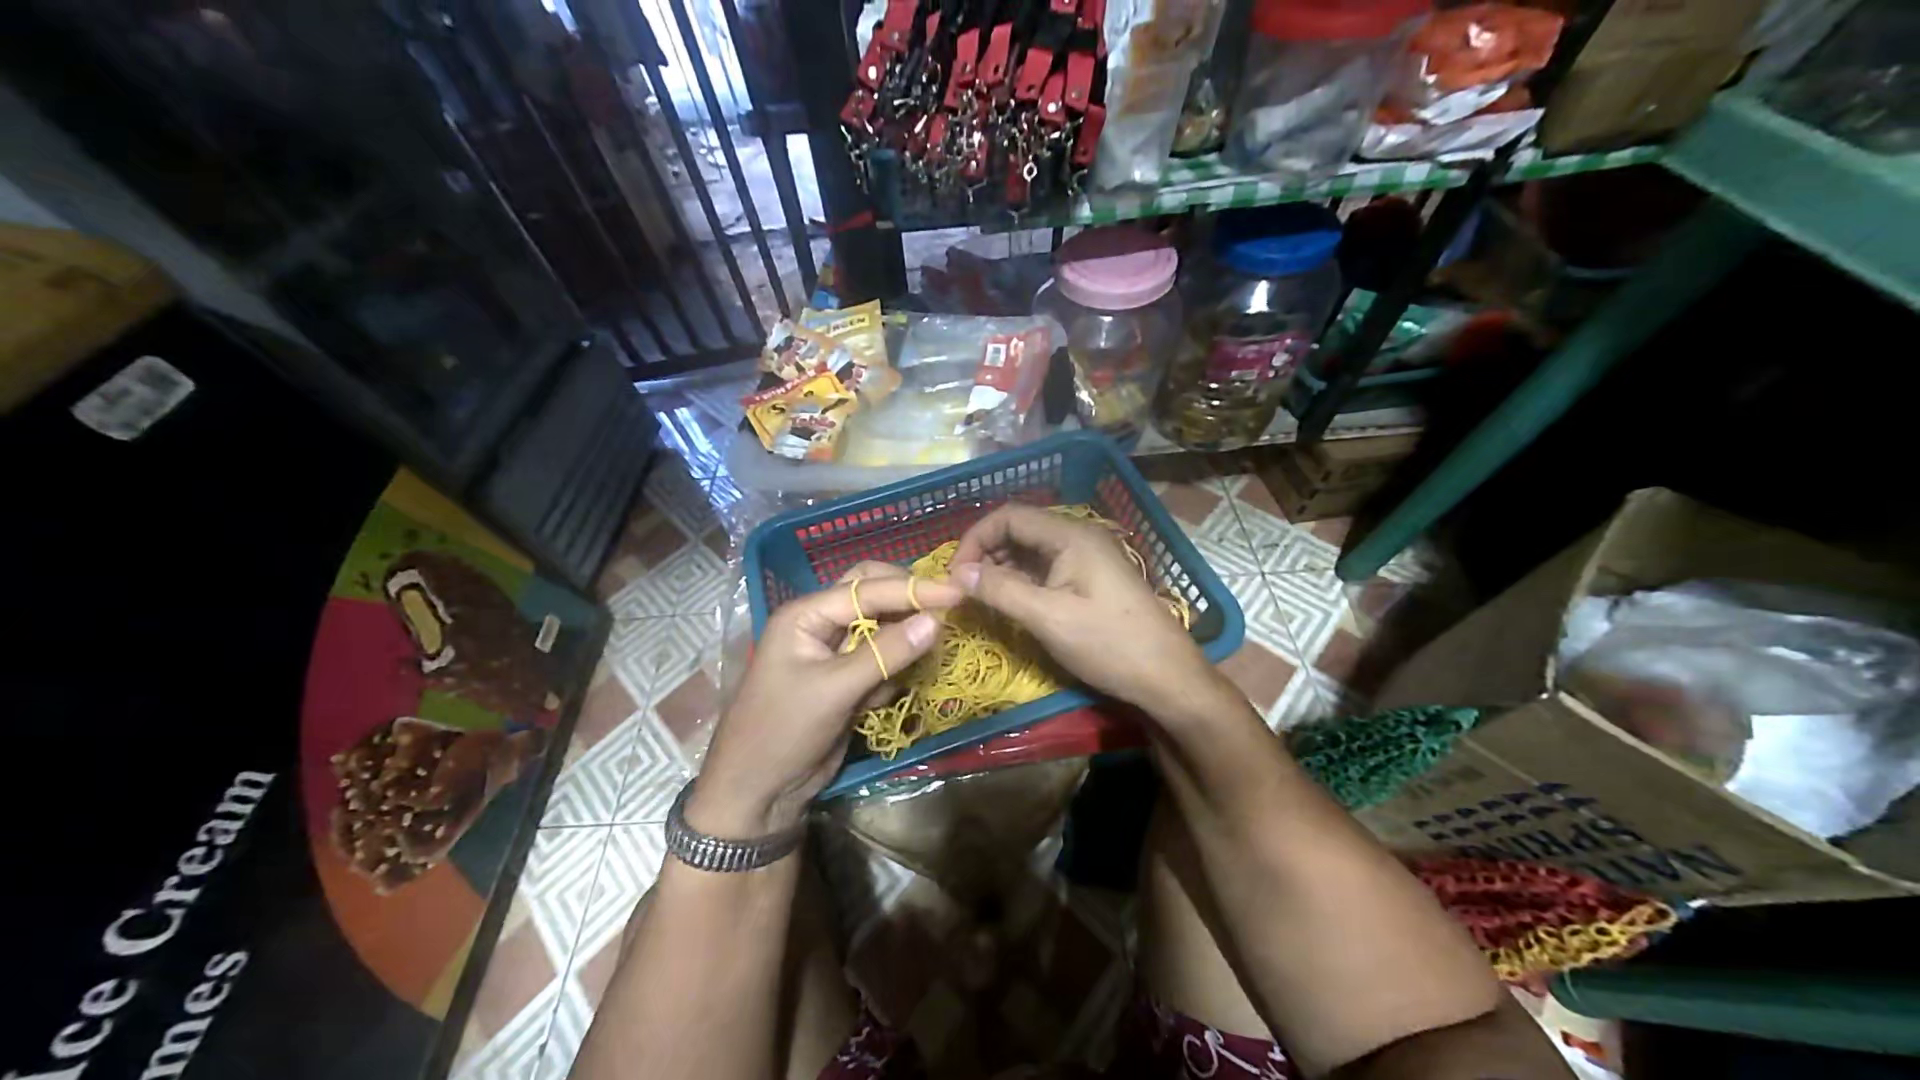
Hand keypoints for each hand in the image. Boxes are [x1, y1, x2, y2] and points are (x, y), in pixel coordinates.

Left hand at [689, 562, 962, 837]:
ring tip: (925, 656)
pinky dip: (891, 672)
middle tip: (947, 610)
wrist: (759, 791)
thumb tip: (936, 620)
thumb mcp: (835, 689)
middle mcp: (820, 623)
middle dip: (907, 603)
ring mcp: (833, 651)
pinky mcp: (846, 679)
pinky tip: (879, 699)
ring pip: (881, 628)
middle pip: (872, 595)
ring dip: (902, 642)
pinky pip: (880, 661)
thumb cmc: (784, 731)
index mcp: (806, 614)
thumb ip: (886, 653)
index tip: (957, 593)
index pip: (866, 588)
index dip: (913, 589)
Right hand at [948, 504, 1228, 720]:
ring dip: (1002, 569)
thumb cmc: (1109, 643)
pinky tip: (1010, 604)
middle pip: (1019, 530)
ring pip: (1031, 551)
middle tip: (964, 589)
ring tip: (981, 598)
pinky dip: (1022, 581)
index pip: (1009, 516)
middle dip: (986, 554)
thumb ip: (1001, 590)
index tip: (955, 575)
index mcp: (1071, 535)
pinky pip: (1046, 569)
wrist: (1167, 677)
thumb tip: (958, 574)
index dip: (975, 539)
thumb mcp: (1048, 617)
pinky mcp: (1090, 580)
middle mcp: (1078, 537)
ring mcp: (1087, 559)